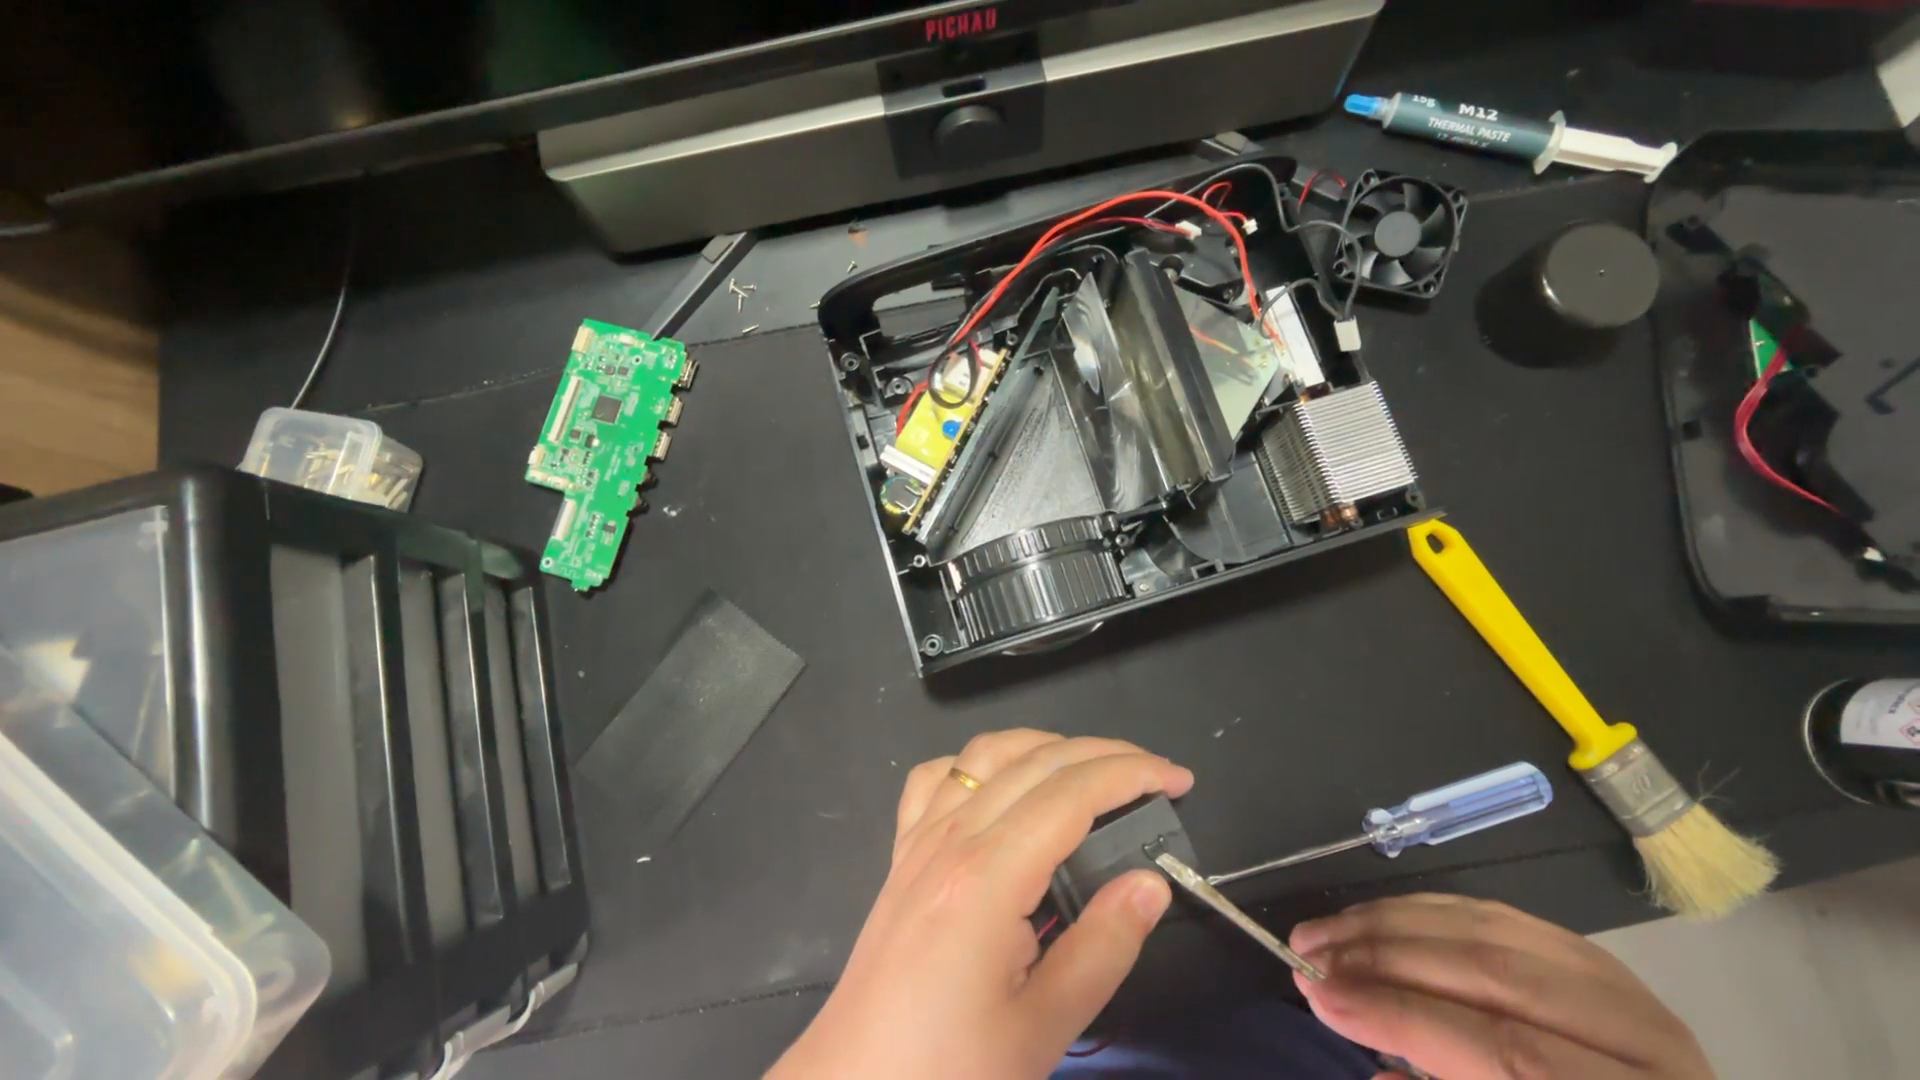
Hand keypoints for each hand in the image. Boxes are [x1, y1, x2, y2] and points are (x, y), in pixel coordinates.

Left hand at [769, 729, 1194, 1078]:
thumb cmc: (950, 1066)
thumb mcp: (1043, 1025)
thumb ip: (1104, 946)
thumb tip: (1151, 883)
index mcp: (987, 877)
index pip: (1071, 794)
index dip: (1130, 774)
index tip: (1178, 779)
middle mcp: (950, 839)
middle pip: (1034, 763)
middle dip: (1102, 754)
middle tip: (1154, 773)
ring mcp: (919, 840)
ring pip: (984, 756)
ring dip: (1044, 746)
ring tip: (1090, 768)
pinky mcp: (901, 854)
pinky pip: (935, 780)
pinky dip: (977, 765)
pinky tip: (1002, 784)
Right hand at [1289, 894, 1713, 1078]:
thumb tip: (1369, 1061)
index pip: (1504, 1048)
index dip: (1401, 1015)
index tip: (1319, 997)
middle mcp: (1647, 1042)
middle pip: (1493, 974)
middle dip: (1384, 960)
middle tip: (1310, 959)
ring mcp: (1624, 989)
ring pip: (1490, 929)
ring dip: (1390, 923)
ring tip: (1325, 933)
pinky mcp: (1591, 958)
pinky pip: (1495, 915)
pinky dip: (1422, 912)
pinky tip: (1372, 919)